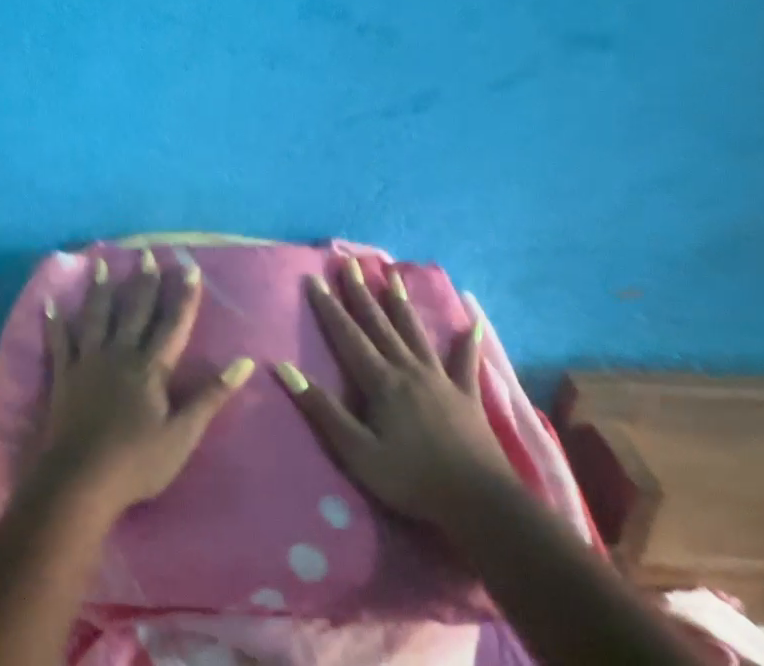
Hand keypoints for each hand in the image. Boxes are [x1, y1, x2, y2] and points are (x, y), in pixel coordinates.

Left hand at [34, 250, 253, 514]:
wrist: (80, 480)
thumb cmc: (138, 462)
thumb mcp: (183, 434)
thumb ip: (211, 396)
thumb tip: (243, 362)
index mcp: (151, 369)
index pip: (173, 324)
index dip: (183, 296)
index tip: (188, 268)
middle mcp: (119, 355)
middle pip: (134, 311)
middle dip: (143, 282)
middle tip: (146, 255)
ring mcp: (88, 363)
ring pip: (96, 317)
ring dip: (99, 289)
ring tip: (100, 263)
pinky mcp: (63, 377)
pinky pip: (58, 342)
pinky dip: (54, 322)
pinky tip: (48, 303)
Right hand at [279, 257, 512, 524]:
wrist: (479, 501)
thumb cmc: (410, 479)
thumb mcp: (356, 451)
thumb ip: (322, 409)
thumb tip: (284, 368)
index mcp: (381, 382)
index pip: (348, 336)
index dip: (329, 308)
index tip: (314, 279)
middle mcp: (409, 370)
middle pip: (381, 325)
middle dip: (362, 293)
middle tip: (351, 262)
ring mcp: (441, 379)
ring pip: (416, 332)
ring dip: (401, 303)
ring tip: (393, 274)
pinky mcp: (467, 395)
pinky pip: (465, 362)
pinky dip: (466, 341)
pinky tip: (470, 322)